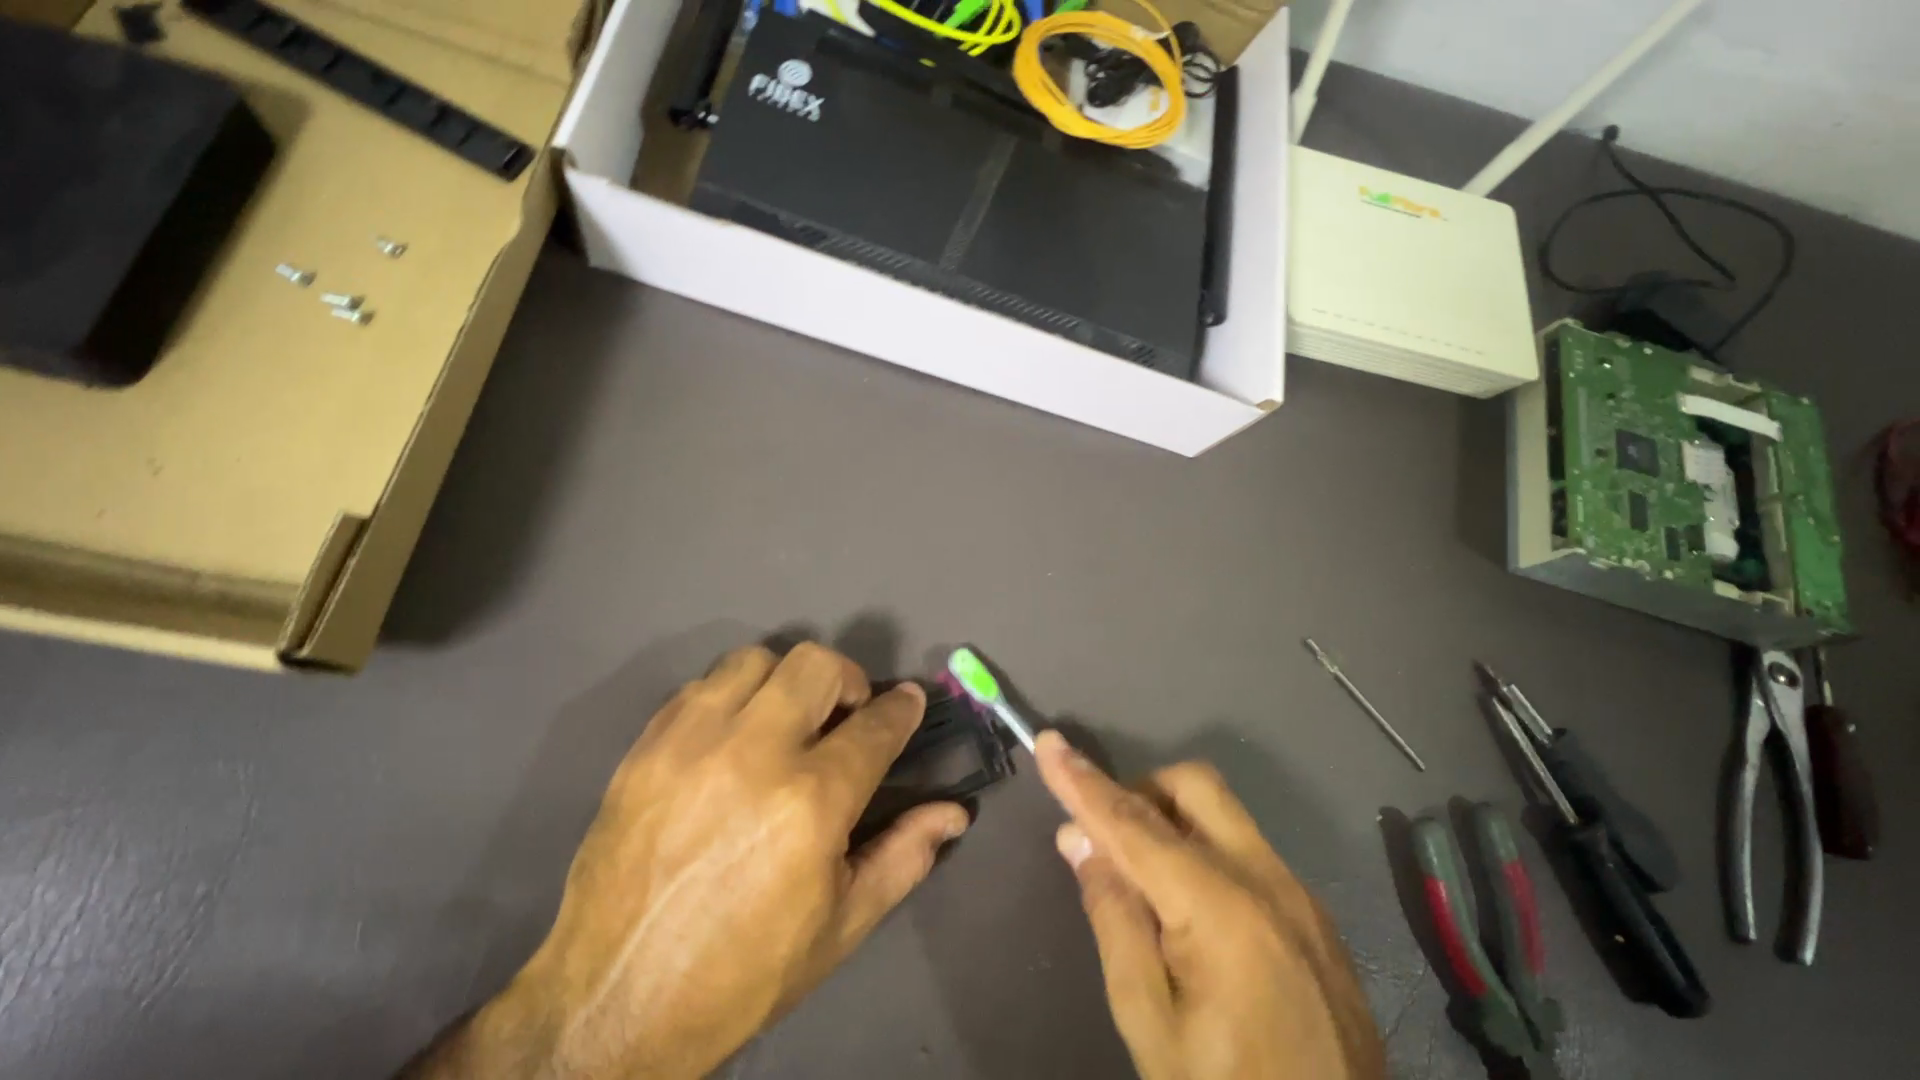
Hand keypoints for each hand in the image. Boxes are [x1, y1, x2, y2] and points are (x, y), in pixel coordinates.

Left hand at [406, 644, 967, 1079]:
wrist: (616, 1001)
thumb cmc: (745, 972)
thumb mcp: (842, 927)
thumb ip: (904, 856)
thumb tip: (953, 811)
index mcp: (811, 803)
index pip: (875, 725)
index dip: (902, 708)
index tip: (908, 703)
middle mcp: (752, 754)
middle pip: (815, 666)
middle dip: (848, 680)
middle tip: (848, 716)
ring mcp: (690, 744)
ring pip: (753, 661)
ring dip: (785, 681)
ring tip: (787, 720)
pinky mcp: (644, 748)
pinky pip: (698, 687)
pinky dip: (731, 697)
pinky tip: (733, 737)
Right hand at [1035, 730, 1385, 1079]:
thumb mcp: (1148, 1020)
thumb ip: (1115, 919)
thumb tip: (1082, 841)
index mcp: (1219, 906)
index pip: (1132, 824)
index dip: (1083, 783)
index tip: (1049, 742)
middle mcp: (1266, 879)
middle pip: (1194, 787)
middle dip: (1138, 791)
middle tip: (1102, 839)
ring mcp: (1299, 894)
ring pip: (1225, 814)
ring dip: (1171, 819)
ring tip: (1140, 881)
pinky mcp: (1314, 915)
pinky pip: (1248, 851)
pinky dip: (1204, 851)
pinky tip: (1188, 911)